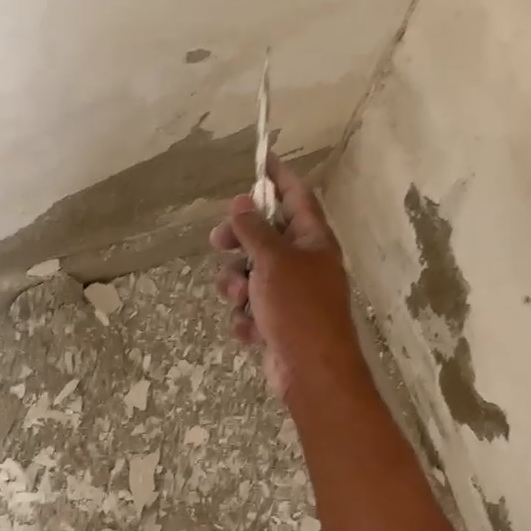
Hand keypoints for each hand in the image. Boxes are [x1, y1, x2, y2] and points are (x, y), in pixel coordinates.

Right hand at [211, 154, 365, 400]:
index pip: (296, 197)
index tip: (261, 158)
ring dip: (237, 285)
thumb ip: (254, 230)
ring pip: (250, 275)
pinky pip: (251, 309)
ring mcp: (291, 295)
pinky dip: (246, 318)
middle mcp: (305, 263)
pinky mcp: (278, 324)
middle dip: (238, 241)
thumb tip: (242, 202)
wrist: (310, 372)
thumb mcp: (273, 261)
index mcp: (313, 240)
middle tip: (217, 241)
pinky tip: (251, 330)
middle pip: (264, 236)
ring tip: (240, 300)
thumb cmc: (298, 308)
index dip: (278, 177)